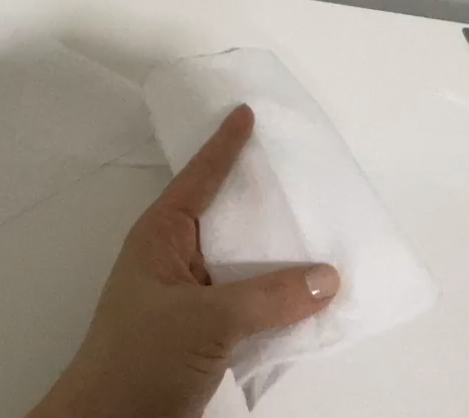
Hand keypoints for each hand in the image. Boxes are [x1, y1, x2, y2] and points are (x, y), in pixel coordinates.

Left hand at [29, 105, 340, 417]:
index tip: (245, 112)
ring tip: (317, 230)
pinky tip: (305, 295)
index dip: (225, 145)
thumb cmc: (141, 357)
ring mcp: (186, 298)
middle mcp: (174, 258)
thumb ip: (269, 298)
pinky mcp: (199, 334)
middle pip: (224, 217)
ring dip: (273, 254)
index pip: (200, 177)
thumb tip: (328, 278)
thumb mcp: (207, 320)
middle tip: (299, 171)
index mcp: (162, 235)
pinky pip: (245, 301)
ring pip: (239, 262)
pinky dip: (273, 296)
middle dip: (260, 199)